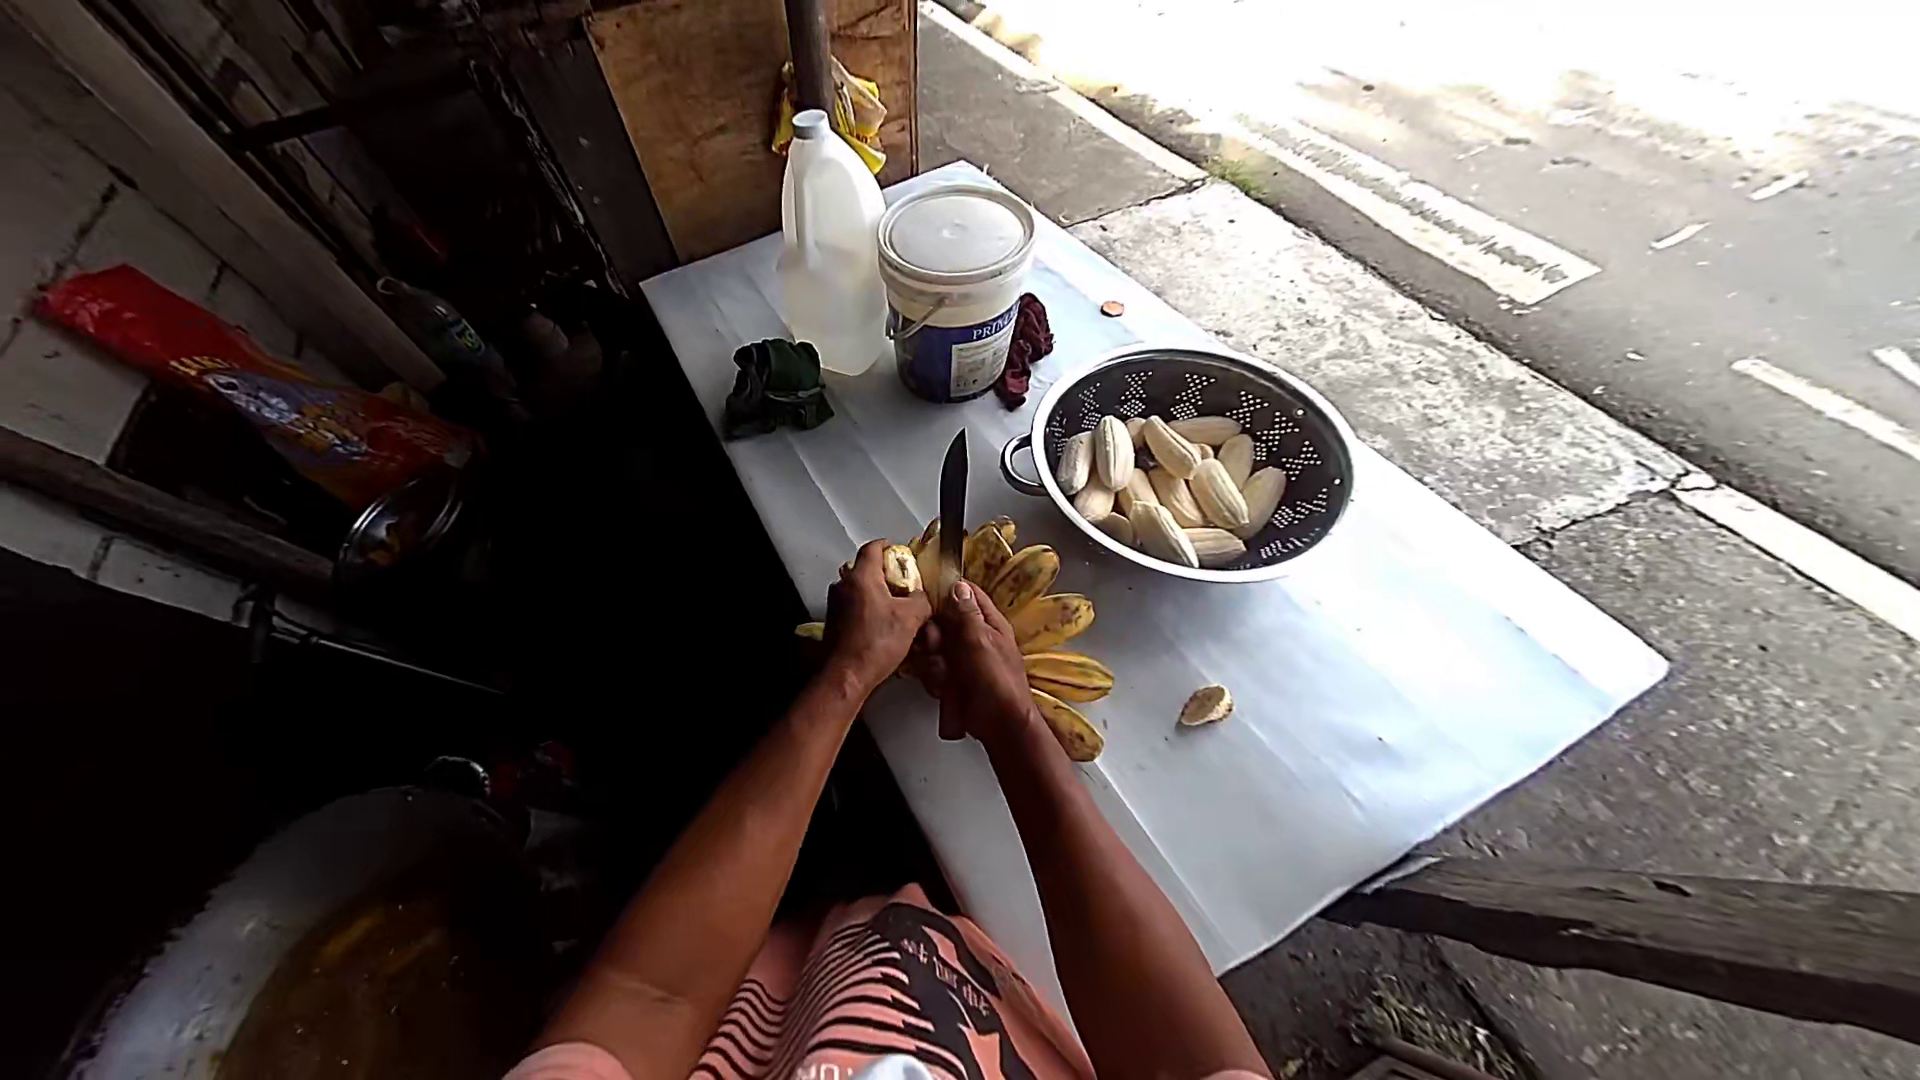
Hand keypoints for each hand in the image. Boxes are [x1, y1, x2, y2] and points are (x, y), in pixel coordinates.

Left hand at [824, 539, 931, 695]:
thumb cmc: (874, 645)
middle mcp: (843, 586)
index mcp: (861, 577)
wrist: (847, 675)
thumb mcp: (911, 617)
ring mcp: (835, 604)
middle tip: (904, 582)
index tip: (899, 551)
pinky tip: (883, 624)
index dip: (889, 546)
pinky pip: (853, 606)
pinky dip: (868, 609)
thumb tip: (923, 597)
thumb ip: (921, 599)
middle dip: (886, 573)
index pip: (873, 547)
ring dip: (876, 593)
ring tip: (896, 606)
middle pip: (865, 568)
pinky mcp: (834, 622)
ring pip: (859, 588)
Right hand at [918, 580, 1040, 747]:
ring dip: (934, 662)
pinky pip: (934, 670)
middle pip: (943, 621)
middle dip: (935, 635)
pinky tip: (945, 689)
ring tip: (945, 676)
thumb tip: (959, 584)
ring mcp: (963, 658)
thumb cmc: (995, 680)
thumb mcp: (980, 640)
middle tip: (936, 646)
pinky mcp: (953, 678)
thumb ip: (967, 613)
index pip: (967, 592)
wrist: (999, 725)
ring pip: (935, 648)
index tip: (928, 597)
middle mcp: (975, 636)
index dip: (947, 591)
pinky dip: (936, 680)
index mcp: (988, 622)